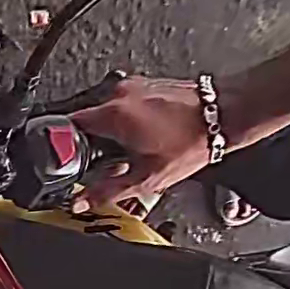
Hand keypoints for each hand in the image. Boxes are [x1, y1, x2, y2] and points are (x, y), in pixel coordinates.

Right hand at [70, 75, 211, 212]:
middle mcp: (119, 95)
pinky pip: (120, 106)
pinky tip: (139, 138)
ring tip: (125, 151)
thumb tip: (79, 202)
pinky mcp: (146, 86)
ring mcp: (133, 87)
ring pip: (103, 114)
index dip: (63, 148)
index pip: (66, 127)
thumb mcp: (144, 178)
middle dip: (88, 145)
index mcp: (112, 115)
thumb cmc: (193, 140)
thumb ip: (105, 192)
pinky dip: (122, 123)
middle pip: (84, 121)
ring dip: (106, 134)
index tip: (67, 162)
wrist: (226, 114)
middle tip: (103, 164)